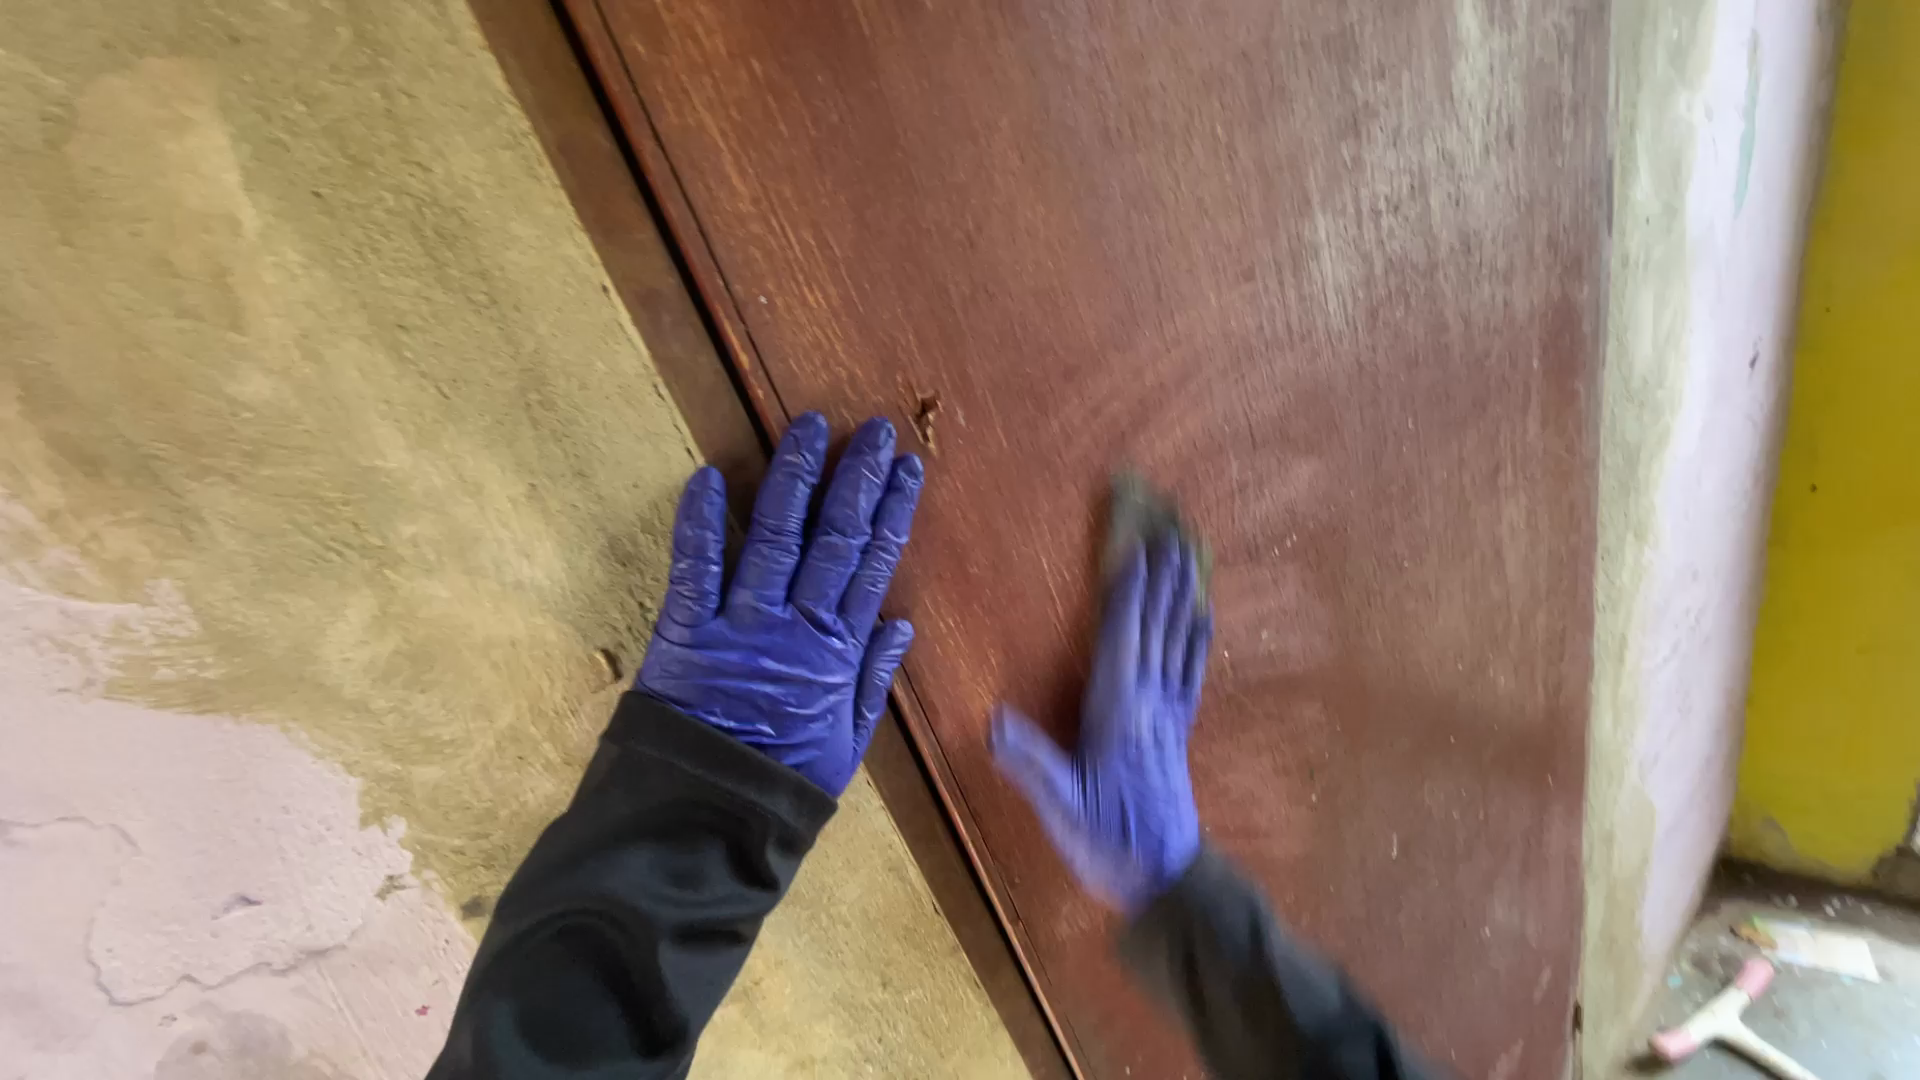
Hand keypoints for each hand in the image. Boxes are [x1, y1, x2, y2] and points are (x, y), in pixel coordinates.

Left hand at [638, 412, 923, 796]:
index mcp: (839, 649)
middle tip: (874, 430)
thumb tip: (901, 622)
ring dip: (794, 479)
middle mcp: (798, 625)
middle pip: (834, 539)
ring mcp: (742, 623)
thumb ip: (874, 679)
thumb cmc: (784, 778)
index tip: (908, 468)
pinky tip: (707, 476)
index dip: (892, 512)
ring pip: (777, 538)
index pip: (873, 564)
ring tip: (809, 428)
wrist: (708, 819)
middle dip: (856, 480)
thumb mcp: (849, 741)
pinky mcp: (686, 632)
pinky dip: (701, 523)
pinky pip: (695, 569)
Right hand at [992, 539, 1211, 911]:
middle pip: (1155, 630)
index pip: (1122, 640)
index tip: (1137, 552)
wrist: (1168, 878)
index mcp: (1117, 712)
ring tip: (1190, 561)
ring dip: (1182, 599)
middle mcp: (1147, 704)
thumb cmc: (1109, 841)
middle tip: (1173, 537)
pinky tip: (1205, 619)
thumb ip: (1031, 765)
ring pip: (1177, 644)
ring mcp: (1168, 716)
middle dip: (1162, 582)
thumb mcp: (1062, 809)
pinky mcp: (1179, 731)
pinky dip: (1198, 641)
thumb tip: (991, 720)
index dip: (1128, 595)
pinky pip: (1191, 674)